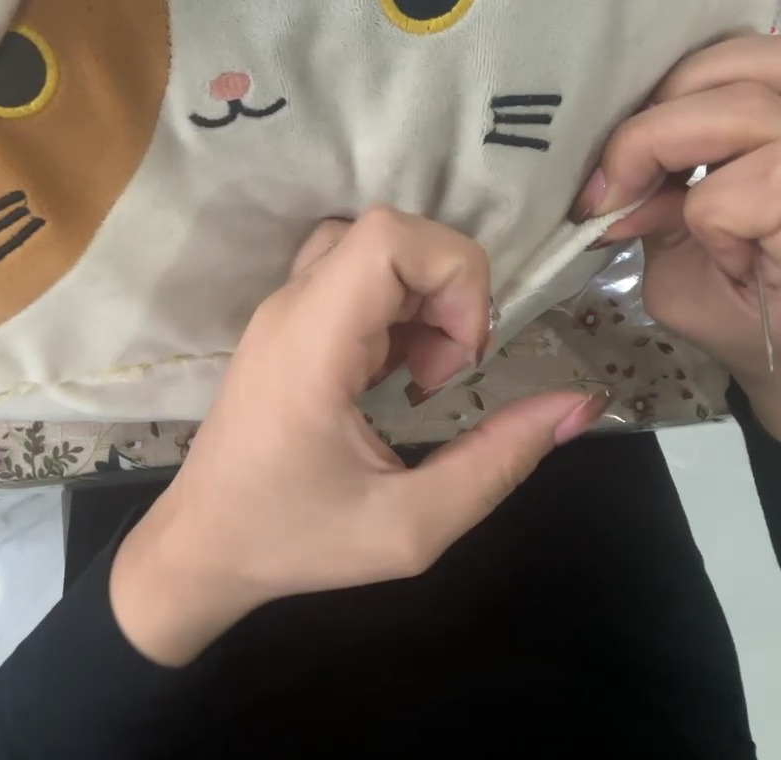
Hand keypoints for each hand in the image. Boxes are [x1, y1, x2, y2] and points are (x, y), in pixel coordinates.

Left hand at [109, 208, 603, 665]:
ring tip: (421, 376)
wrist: (202, 544)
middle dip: (447, 292)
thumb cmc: (295, 540)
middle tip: (446, 372)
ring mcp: (283, 308)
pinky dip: (396, 308)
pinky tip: (395, 372)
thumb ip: (499, 463)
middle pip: (388, 235)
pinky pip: (353, 276)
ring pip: (372, 249)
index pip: (386, 235)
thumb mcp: (410, 528)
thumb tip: (577, 404)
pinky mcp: (287, 321)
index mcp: (310, 344)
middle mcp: (291, 307)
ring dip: (421, 299)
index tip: (462, 354)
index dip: (453, 271)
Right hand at [575, 33, 780, 451]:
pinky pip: (779, 59)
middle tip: (614, 182)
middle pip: (755, 107)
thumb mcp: (678, 301)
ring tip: (651, 130)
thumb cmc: (742, 326)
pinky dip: (715, 71)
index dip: (704, 202)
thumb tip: (607, 193)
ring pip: (779, 61)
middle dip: (655, 135)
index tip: (656, 232)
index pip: (780, 179)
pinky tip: (681, 108)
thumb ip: (648, 237)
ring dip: (688, 86)